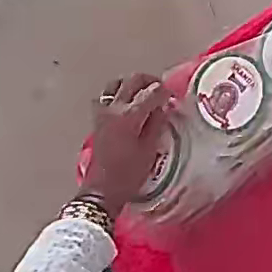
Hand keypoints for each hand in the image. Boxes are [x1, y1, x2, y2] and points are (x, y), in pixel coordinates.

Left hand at [80, 73, 170, 205]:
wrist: (102, 190)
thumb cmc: (129, 173)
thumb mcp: (150, 149)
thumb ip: (157, 123)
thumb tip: (162, 107)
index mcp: (129, 116)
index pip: (152, 93)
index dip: (165, 92)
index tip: (174, 95)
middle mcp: (114, 109)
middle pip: (132, 81)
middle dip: (149, 81)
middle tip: (162, 88)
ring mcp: (102, 113)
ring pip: (116, 84)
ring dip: (131, 84)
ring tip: (144, 91)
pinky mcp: (97, 120)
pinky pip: (107, 96)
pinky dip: (118, 93)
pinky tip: (127, 103)